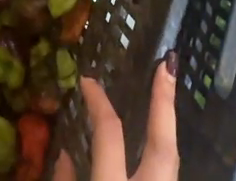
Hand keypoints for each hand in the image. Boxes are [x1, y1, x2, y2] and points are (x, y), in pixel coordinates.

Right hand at [53, 59, 178, 180]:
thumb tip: (63, 155)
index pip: (109, 134)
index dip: (98, 103)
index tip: (87, 79)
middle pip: (162, 145)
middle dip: (165, 104)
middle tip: (166, 64)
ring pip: (172, 157)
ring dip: (168, 126)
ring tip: (166, 95)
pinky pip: (167, 173)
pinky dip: (162, 152)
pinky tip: (158, 140)